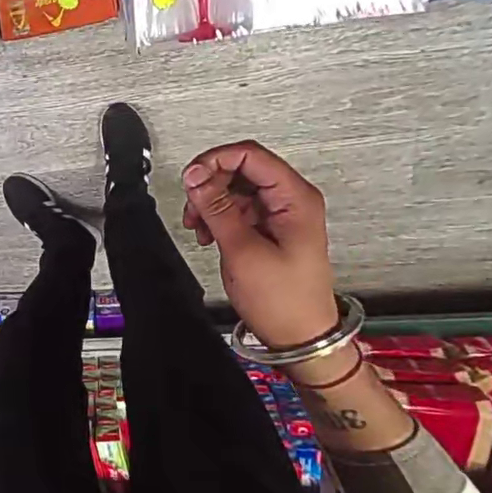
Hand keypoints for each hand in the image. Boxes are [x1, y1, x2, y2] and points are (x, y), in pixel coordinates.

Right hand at [181, 141, 340, 348]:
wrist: (300, 337)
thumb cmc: (284, 302)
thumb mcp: (243, 251)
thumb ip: (217, 208)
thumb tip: (196, 175)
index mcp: (295, 198)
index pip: (250, 155)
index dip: (215, 161)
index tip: (190, 179)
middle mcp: (291, 200)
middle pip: (242, 169)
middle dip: (211, 184)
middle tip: (192, 206)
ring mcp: (281, 214)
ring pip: (237, 189)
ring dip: (211, 203)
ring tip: (198, 226)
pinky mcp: (271, 228)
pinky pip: (240, 208)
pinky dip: (219, 217)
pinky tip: (209, 234)